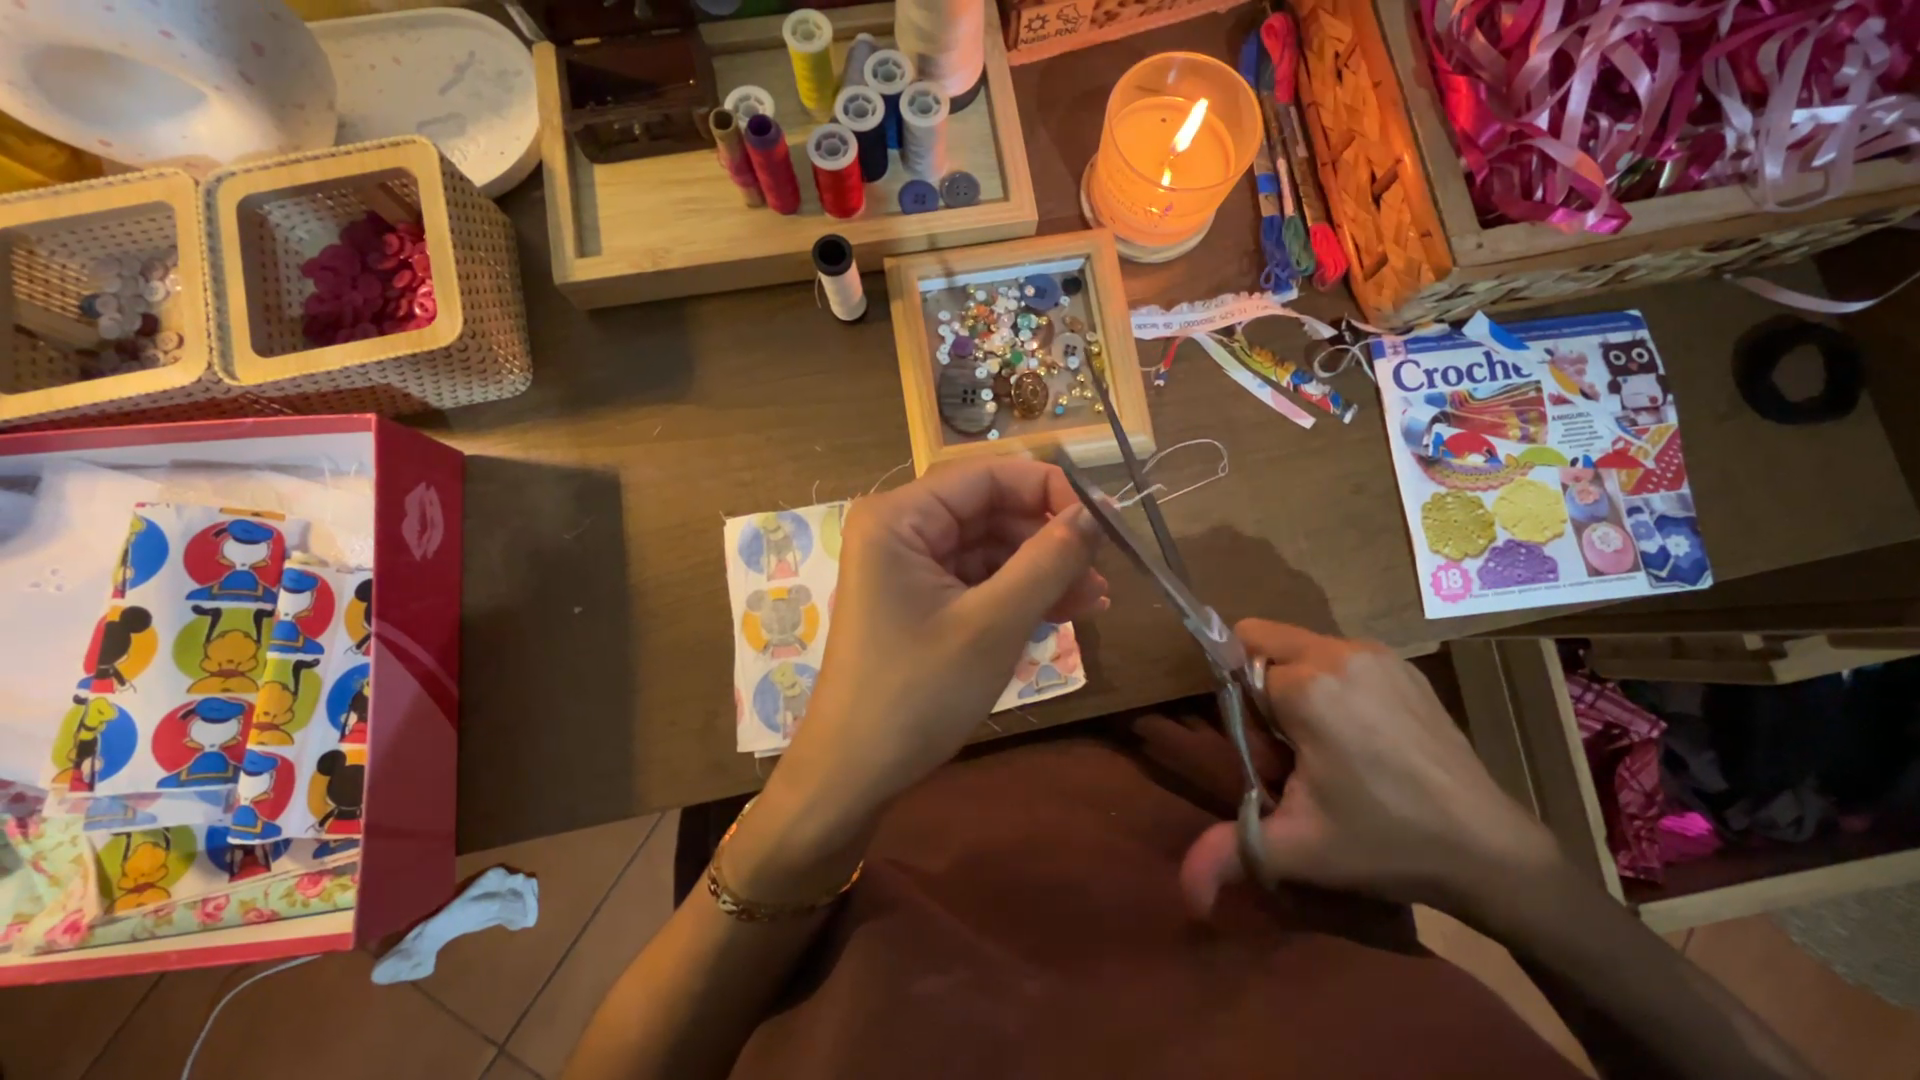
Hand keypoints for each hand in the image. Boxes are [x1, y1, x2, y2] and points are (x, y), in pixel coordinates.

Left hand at [734, 459, 1106, 893]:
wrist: (855, 773)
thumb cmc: (918, 694)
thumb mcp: (992, 625)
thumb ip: (1047, 562)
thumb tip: (1095, 514)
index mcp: (899, 518)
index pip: (987, 476)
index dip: (1050, 490)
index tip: (1105, 522)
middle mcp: (900, 532)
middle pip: (990, 511)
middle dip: (1049, 539)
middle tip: (1104, 571)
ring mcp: (908, 570)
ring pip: (990, 549)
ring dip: (1042, 571)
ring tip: (1095, 601)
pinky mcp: (919, 604)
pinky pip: (978, 582)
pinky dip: (1019, 595)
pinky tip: (1064, 613)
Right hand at [1180, 620, 1562, 918]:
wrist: (1491, 850)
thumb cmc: (1386, 842)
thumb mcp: (1299, 849)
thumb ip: (1227, 854)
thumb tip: (1183, 896)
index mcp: (1309, 686)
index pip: (1237, 661)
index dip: (1242, 711)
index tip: (1272, 756)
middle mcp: (1341, 653)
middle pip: (1266, 640)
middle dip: (1261, 687)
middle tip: (1291, 749)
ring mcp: (1381, 656)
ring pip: (1304, 648)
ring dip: (1296, 687)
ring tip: (1328, 749)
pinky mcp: (1408, 669)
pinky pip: (1342, 659)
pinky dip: (1333, 686)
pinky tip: (1361, 742)